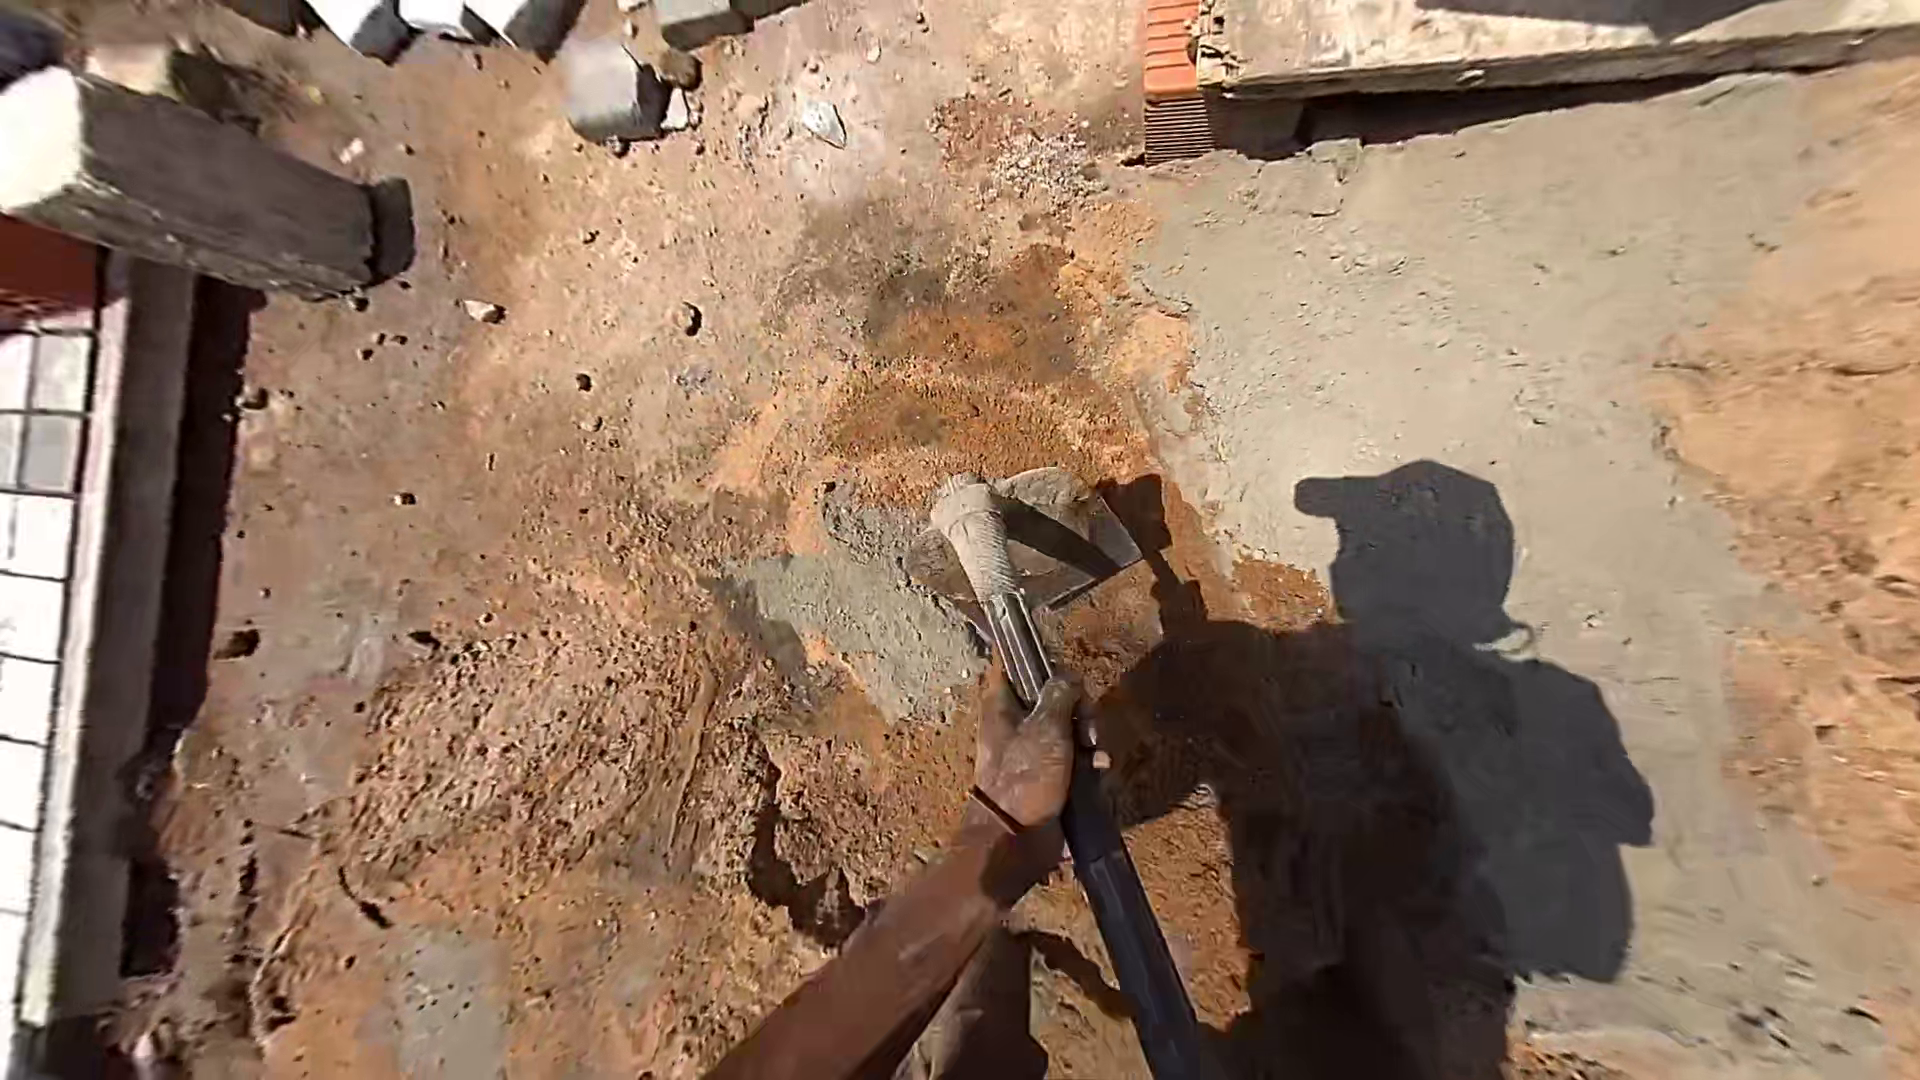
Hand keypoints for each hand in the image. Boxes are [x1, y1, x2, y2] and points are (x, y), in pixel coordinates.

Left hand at [973, 662, 1079, 827]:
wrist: (1017, 840)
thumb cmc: (1025, 776)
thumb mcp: (1046, 727)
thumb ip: (1060, 694)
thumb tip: (1070, 677)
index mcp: (1002, 701)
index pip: (1009, 661)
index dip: (1030, 655)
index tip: (1055, 657)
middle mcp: (1015, 719)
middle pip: (1054, 694)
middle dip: (1079, 708)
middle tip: (1086, 727)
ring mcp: (1033, 746)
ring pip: (1069, 724)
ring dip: (1088, 737)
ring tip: (1095, 755)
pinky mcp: (1050, 771)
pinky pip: (1075, 755)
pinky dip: (1089, 761)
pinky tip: (1099, 771)